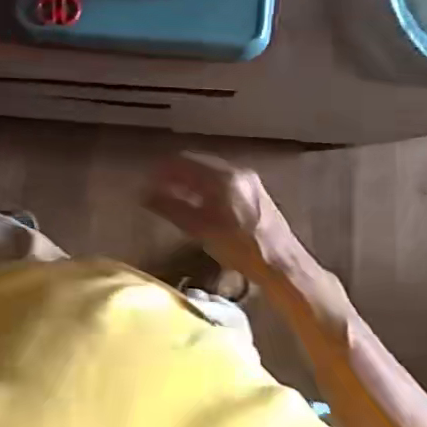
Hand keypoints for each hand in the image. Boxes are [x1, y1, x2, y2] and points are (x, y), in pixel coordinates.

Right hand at [143, 152, 286, 275]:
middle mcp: (237, 172)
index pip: (184, 160)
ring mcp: (247, 181)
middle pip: (196, 163)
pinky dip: (203, 187)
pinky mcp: (253, 192)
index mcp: (224, 177)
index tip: (147, 182)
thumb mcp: (200, 230)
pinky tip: (195, 204)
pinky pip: (220, 181)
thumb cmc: (241, 249)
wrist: (283, 266)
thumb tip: (144, 194)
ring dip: (188, 181)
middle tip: (155, 190)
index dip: (162, 170)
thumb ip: (170, 208)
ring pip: (208, 172)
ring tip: (171, 198)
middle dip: (174, 175)